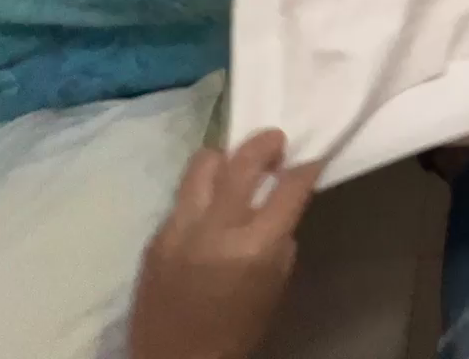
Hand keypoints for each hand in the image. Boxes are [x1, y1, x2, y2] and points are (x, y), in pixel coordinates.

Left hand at [129, 130, 324, 358]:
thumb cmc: (240, 325)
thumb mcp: (277, 277)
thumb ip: (280, 230)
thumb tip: (282, 197)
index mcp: (254, 244)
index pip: (291, 184)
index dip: (308, 166)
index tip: (314, 160)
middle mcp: (214, 229)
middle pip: (242, 160)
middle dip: (267, 143)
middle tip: (278, 143)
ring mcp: (178, 231)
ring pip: (202, 165)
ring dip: (227, 158)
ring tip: (239, 166)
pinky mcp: (154, 239)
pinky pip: (183, 197)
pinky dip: (204, 191)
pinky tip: (213, 206)